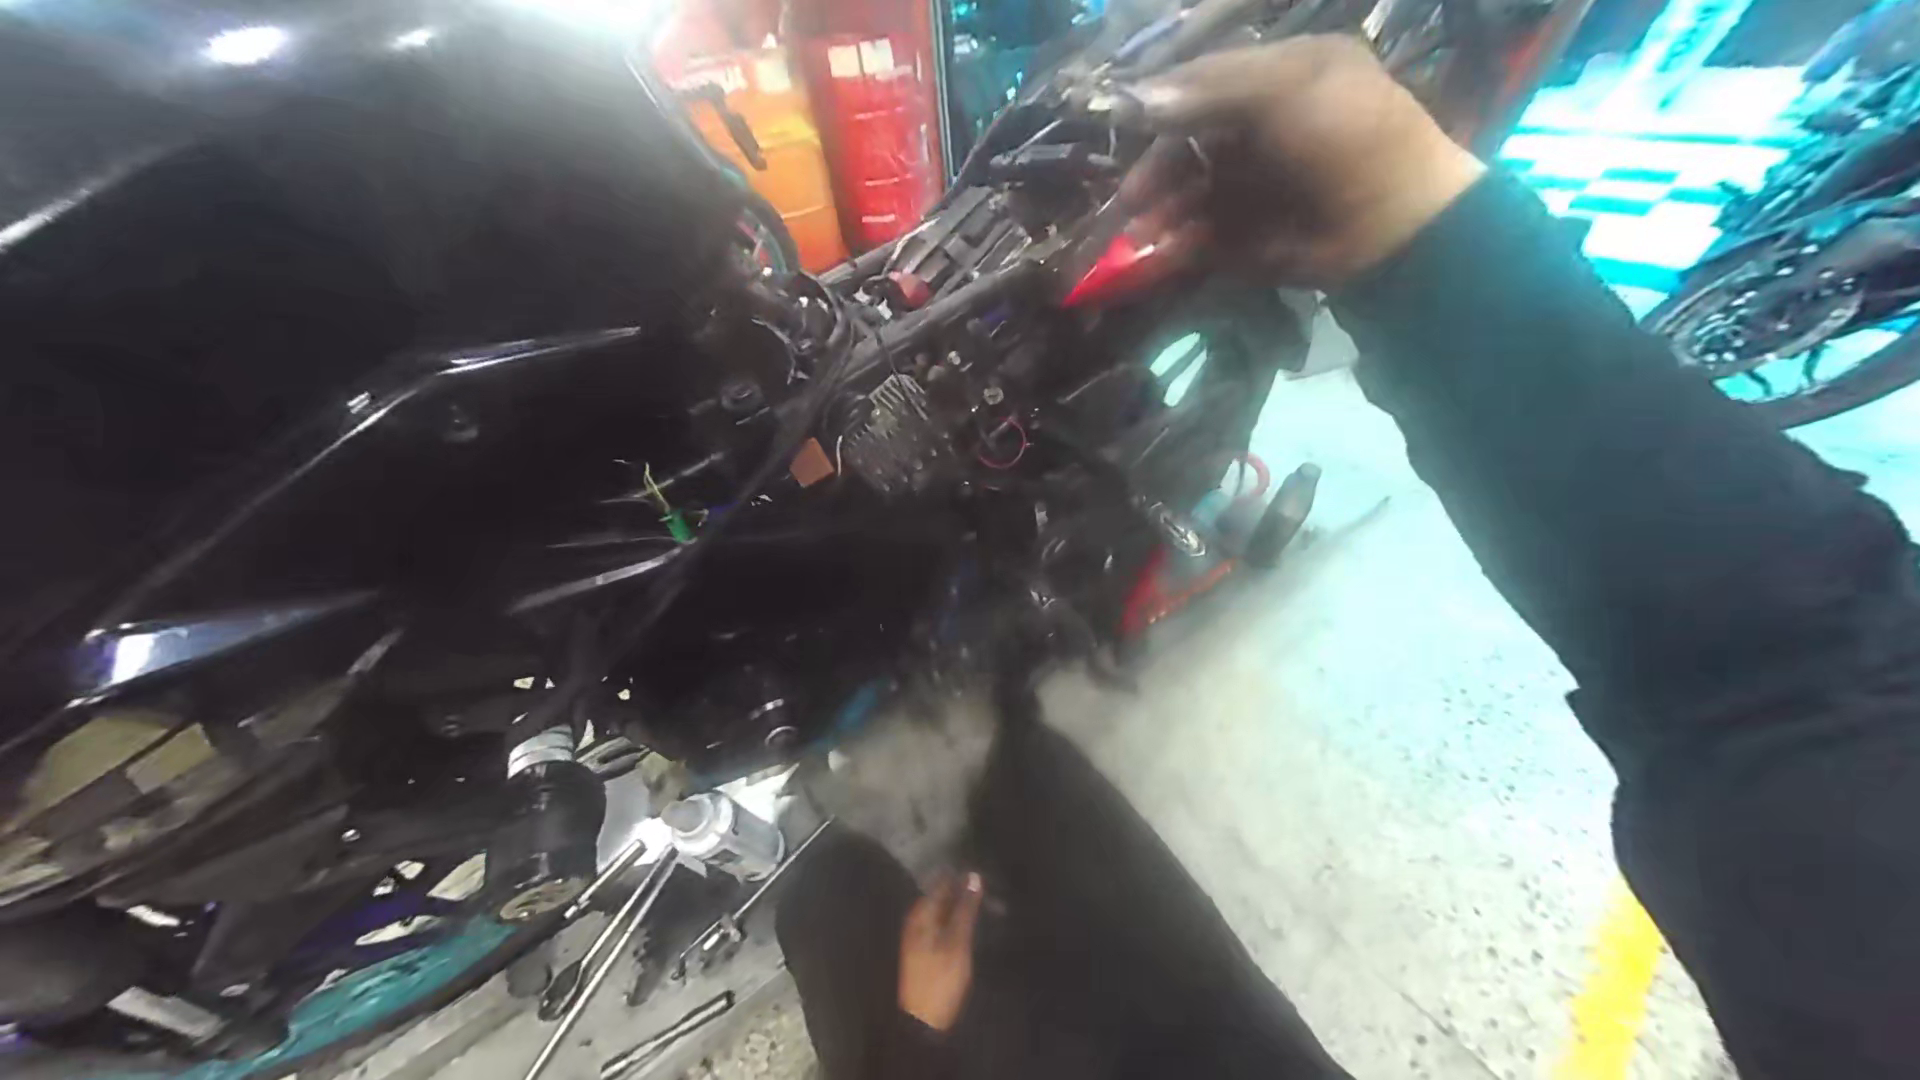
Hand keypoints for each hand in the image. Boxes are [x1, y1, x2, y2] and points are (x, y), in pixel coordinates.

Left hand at [897, 871, 984, 1032]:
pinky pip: (942, 925)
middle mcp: (916, 920)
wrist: (922, 1024)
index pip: (940, 882)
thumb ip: (965, 909)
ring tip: (983, 901)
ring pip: (942, 911)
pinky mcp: (925, 951)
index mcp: (920, 914)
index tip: (980, 868)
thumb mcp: (957, 942)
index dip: (959, 875)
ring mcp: (919, 936)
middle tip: (986, 884)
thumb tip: (973, 876)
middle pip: (940, 896)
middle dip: (961, 890)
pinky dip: (956, 920)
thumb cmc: (940, 979)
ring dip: (960, 906)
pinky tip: (970, 924)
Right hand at [1118, 35, 1486, 286]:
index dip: (1157, 107)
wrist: (1388, 224)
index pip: (1195, 88)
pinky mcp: (1236, 238)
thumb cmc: (1345, 139)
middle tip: (1129, 203)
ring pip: (1179, 200)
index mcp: (1267, 83)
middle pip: (1180, 151)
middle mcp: (1248, 135)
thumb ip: (1210, 90)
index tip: (1121, 126)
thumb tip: (1133, 99)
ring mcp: (1241, 190)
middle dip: (1151, 176)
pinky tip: (1155, 257)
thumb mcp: (1286, 90)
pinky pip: (1190, 241)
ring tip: (1138, 238)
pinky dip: (1170, 249)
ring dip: (1155, 217)